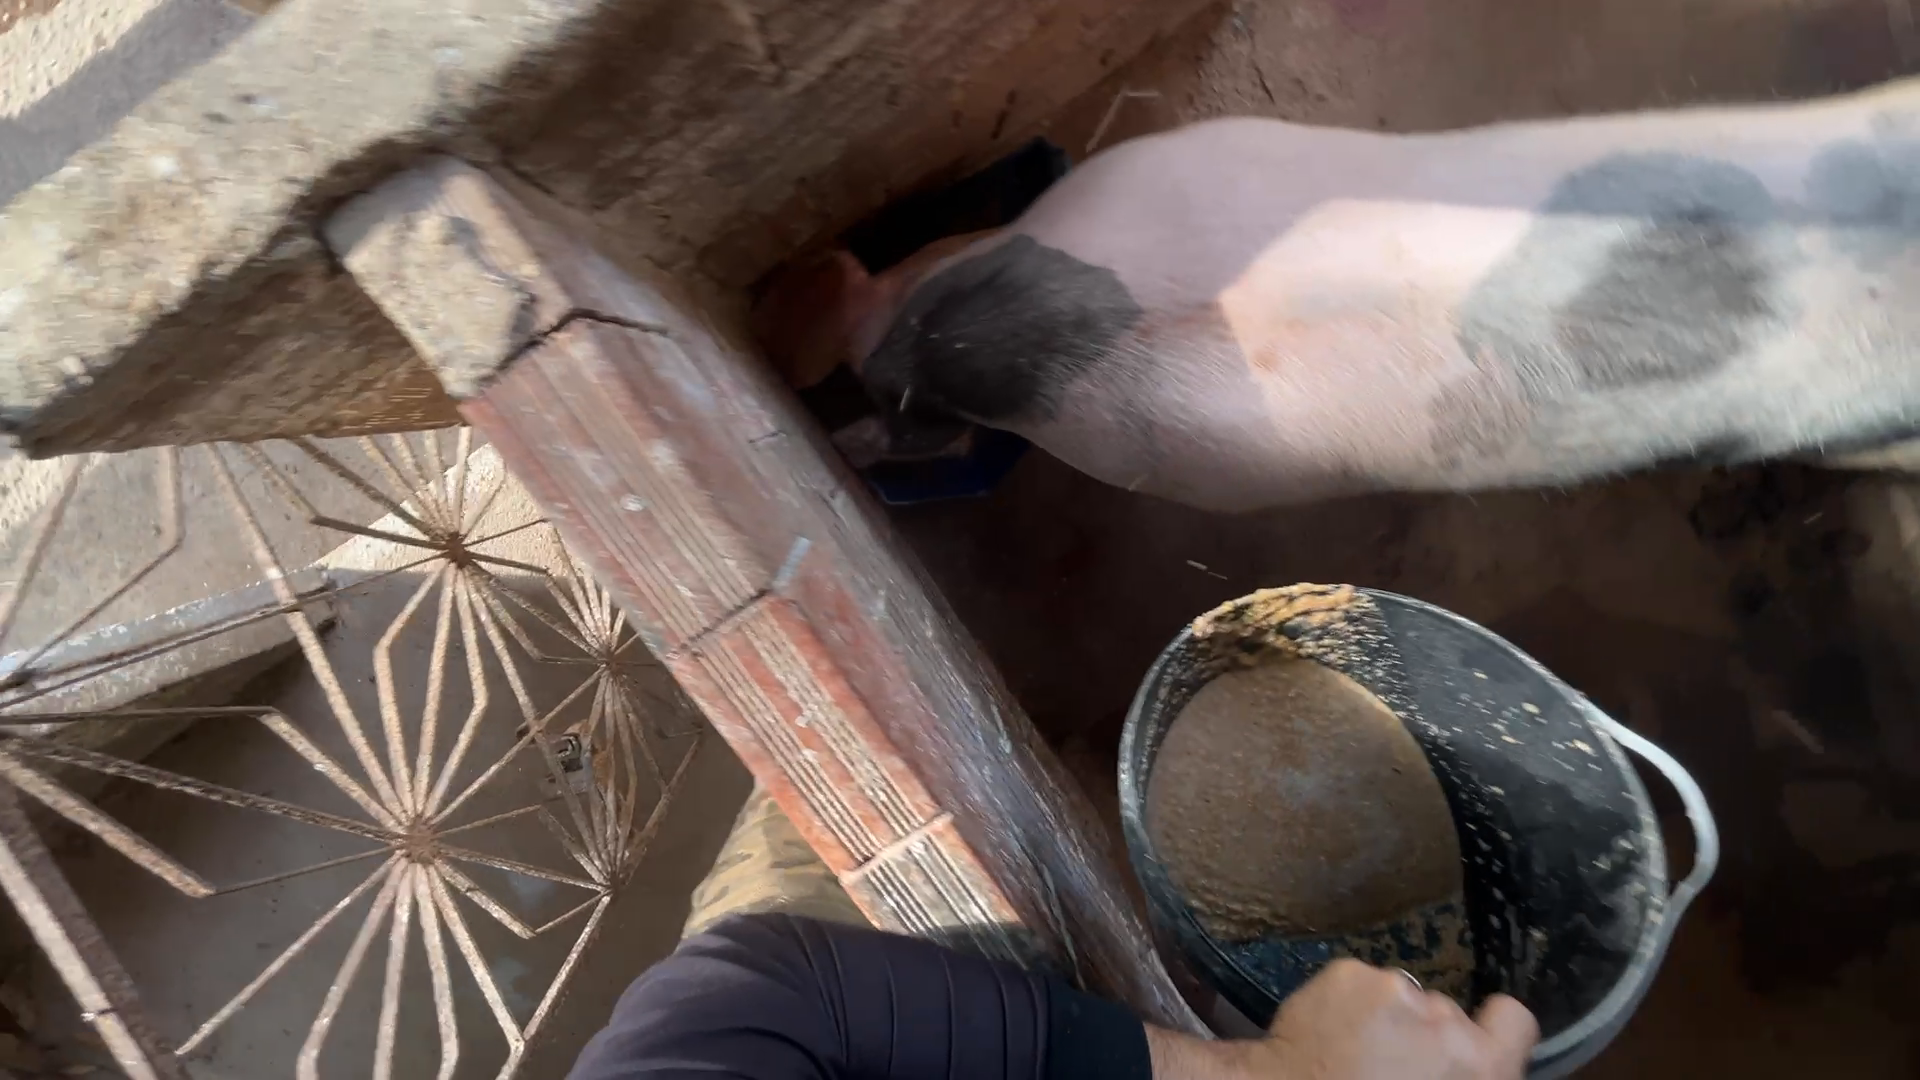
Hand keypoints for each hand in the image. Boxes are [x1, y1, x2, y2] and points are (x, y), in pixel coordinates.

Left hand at [1146, 960, 1538, 1079]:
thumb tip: (1461, 1064)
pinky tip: (1336, 1031)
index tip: (1481, 1040)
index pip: (1515, 1019)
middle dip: (1427, 1036)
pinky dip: (1352, 1002)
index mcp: (1478, 1065)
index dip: (1501, 1029)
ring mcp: (1390, 986)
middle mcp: (1441, 1014)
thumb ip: (1464, 1073)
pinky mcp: (1347, 969)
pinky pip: (1361, 984)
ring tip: (1360, 1051)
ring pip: (1400, 998)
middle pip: (1446, 1014)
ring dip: (1388, 1018)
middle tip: (1399, 1067)